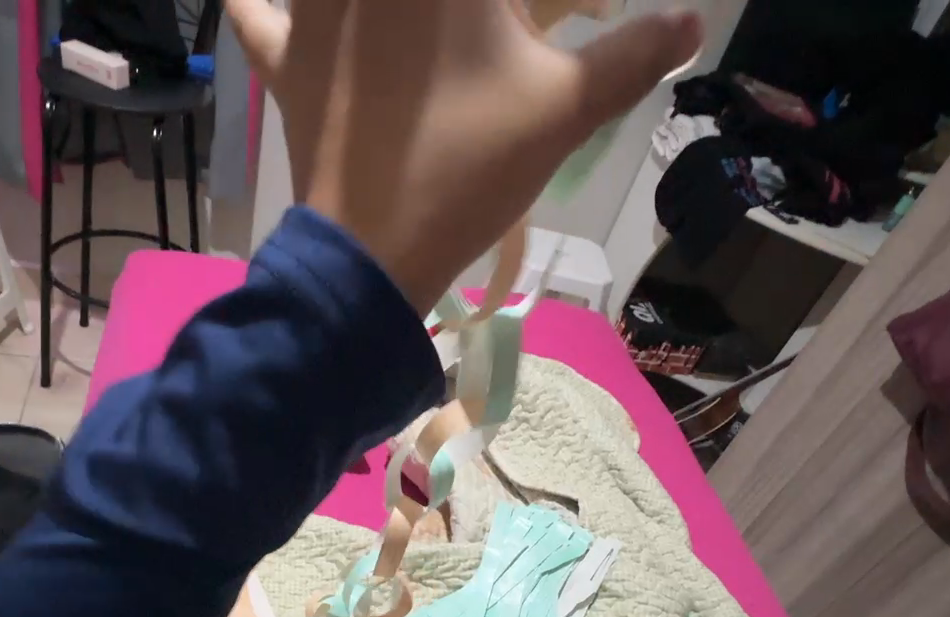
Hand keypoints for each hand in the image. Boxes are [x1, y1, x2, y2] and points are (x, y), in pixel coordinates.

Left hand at [226, 0, 702, 312]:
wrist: (376, 258)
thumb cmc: (468, 174)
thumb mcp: (562, 112)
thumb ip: (632, 56)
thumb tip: (693, 21)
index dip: (518, 5)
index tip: (520, 23)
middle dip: (462, 10)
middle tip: (473, 30)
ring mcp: (315, 12)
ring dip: (349, 1)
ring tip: (403, 25)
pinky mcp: (285, 64)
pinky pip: (256, 13)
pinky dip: (257, 2)